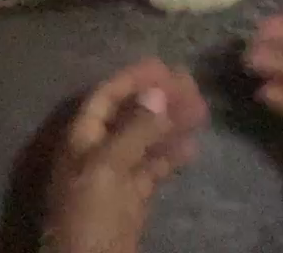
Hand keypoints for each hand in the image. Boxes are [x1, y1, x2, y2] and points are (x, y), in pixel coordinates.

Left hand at [44, 58, 208, 252]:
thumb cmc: (89, 216)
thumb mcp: (107, 168)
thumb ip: (133, 130)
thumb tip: (157, 92)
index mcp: (82, 138)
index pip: (106, 96)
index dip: (132, 79)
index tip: (163, 66)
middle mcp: (98, 151)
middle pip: (130, 115)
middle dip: (158, 99)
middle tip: (191, 85)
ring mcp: (115, 176)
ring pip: (145, 141)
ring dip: (170, 124)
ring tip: (201, 110)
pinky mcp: (132, 200)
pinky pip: (153, 169)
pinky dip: (171, 157)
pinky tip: (192, 147)